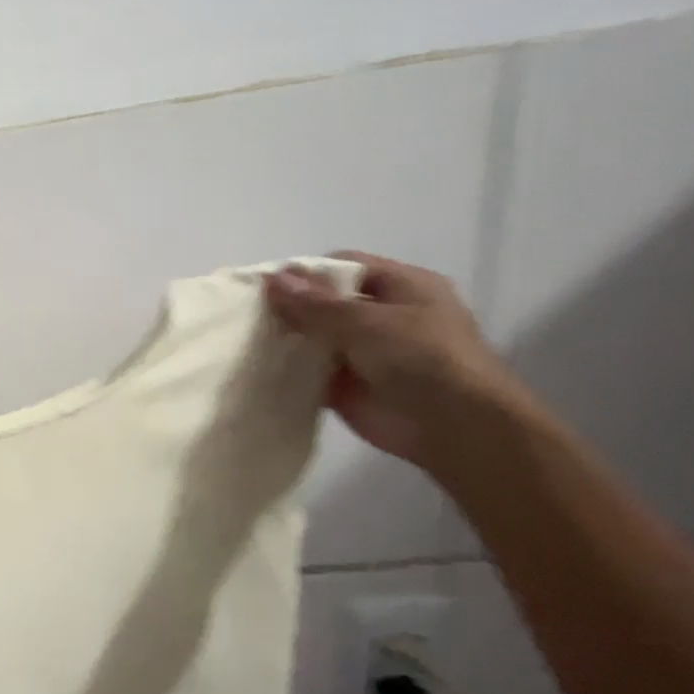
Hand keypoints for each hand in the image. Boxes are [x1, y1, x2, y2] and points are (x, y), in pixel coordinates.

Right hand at [264, 252, 522, 471]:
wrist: (452, 425)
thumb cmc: (422, 358)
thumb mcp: (368, 322)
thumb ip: (316, 304)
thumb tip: (271, 277)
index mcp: (400, 287)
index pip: (344, 267)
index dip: (304, 273)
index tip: (262, 287)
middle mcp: (381, 316)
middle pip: (323, 303)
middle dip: (288, 308)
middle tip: (244, 316)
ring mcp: (362, 352)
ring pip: (312, 339)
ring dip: (284, 341)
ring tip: (241, 342)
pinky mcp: (345, 387)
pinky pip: (308, 374)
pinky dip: (285, 373)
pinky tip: (255, 371)